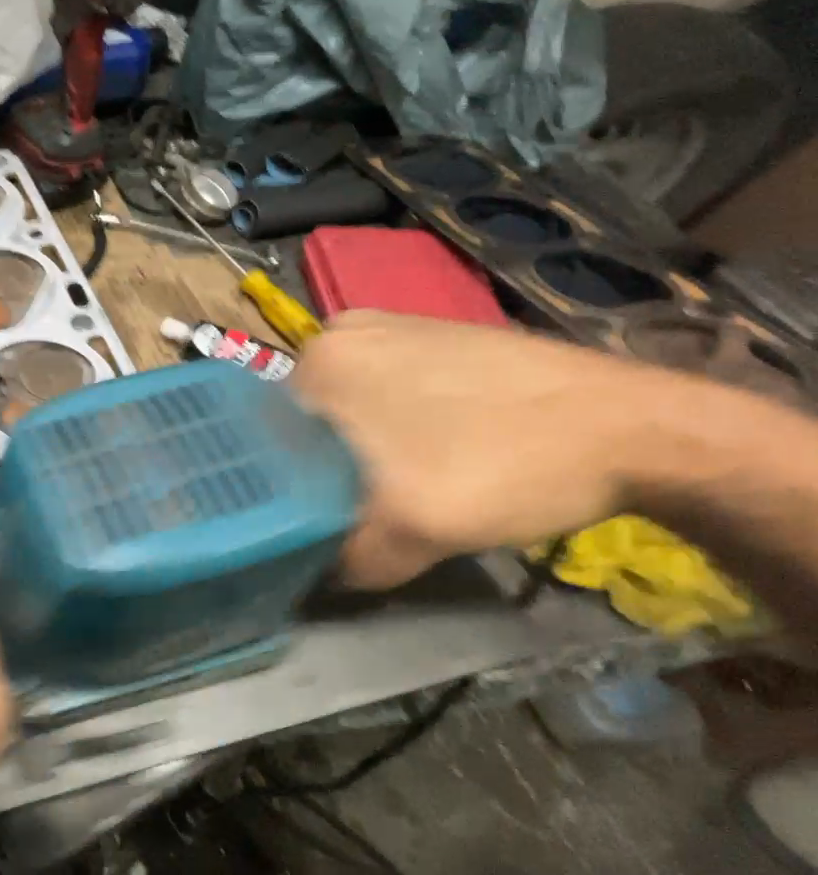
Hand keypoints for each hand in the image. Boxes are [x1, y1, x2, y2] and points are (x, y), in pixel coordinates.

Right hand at [290, 311, 671, 587]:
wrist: (636, 428)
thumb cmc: (508, 463)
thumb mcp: (414, 529)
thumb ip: (348, 558)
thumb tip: (313, 576)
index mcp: (316, 359)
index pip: (267, 432)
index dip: (286, 482)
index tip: (316, 516)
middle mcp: (339, 331)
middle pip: (308, 417)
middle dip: (326, 464)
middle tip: (362, 507)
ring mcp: (391, 326)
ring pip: (348, 405)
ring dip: (364, 445)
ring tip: (402, 483)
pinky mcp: (434, 332)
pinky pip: (387, 387)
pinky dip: (398, 422)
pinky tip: (437, 449)